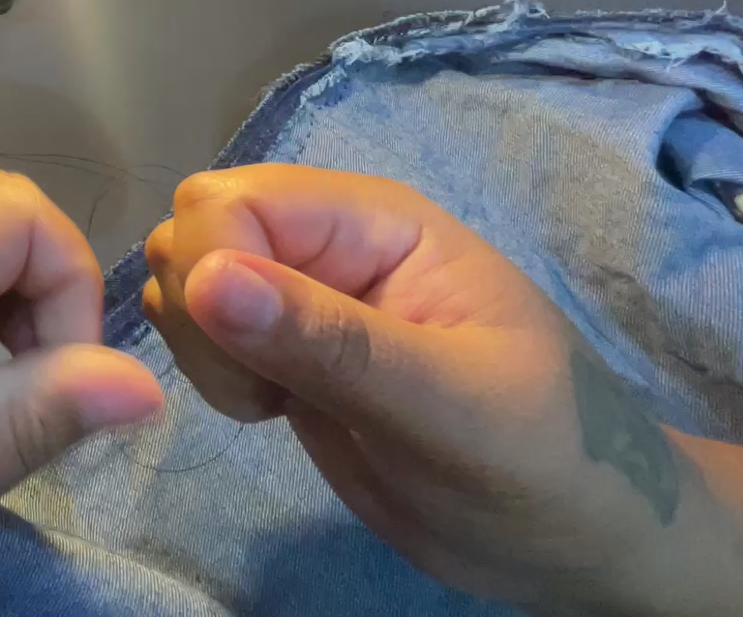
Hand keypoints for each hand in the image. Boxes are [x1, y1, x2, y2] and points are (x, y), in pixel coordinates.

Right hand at [142, 165, 742, 612]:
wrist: (566, 542)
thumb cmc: (546, 468)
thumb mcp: (454, 412)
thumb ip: (331, 342)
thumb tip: (204, 279)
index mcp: (368, 218)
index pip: (227, 201)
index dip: (211, 268)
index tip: (256, 358)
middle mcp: (314, 234)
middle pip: (188, 227)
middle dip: (198, 308)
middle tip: (264, 381)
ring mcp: (285, 281)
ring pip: (176, 271)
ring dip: (199, 343)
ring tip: (272, 396)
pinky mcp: (263, 329)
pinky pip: (185, 318)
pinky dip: (202, 365)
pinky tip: (266, 401)